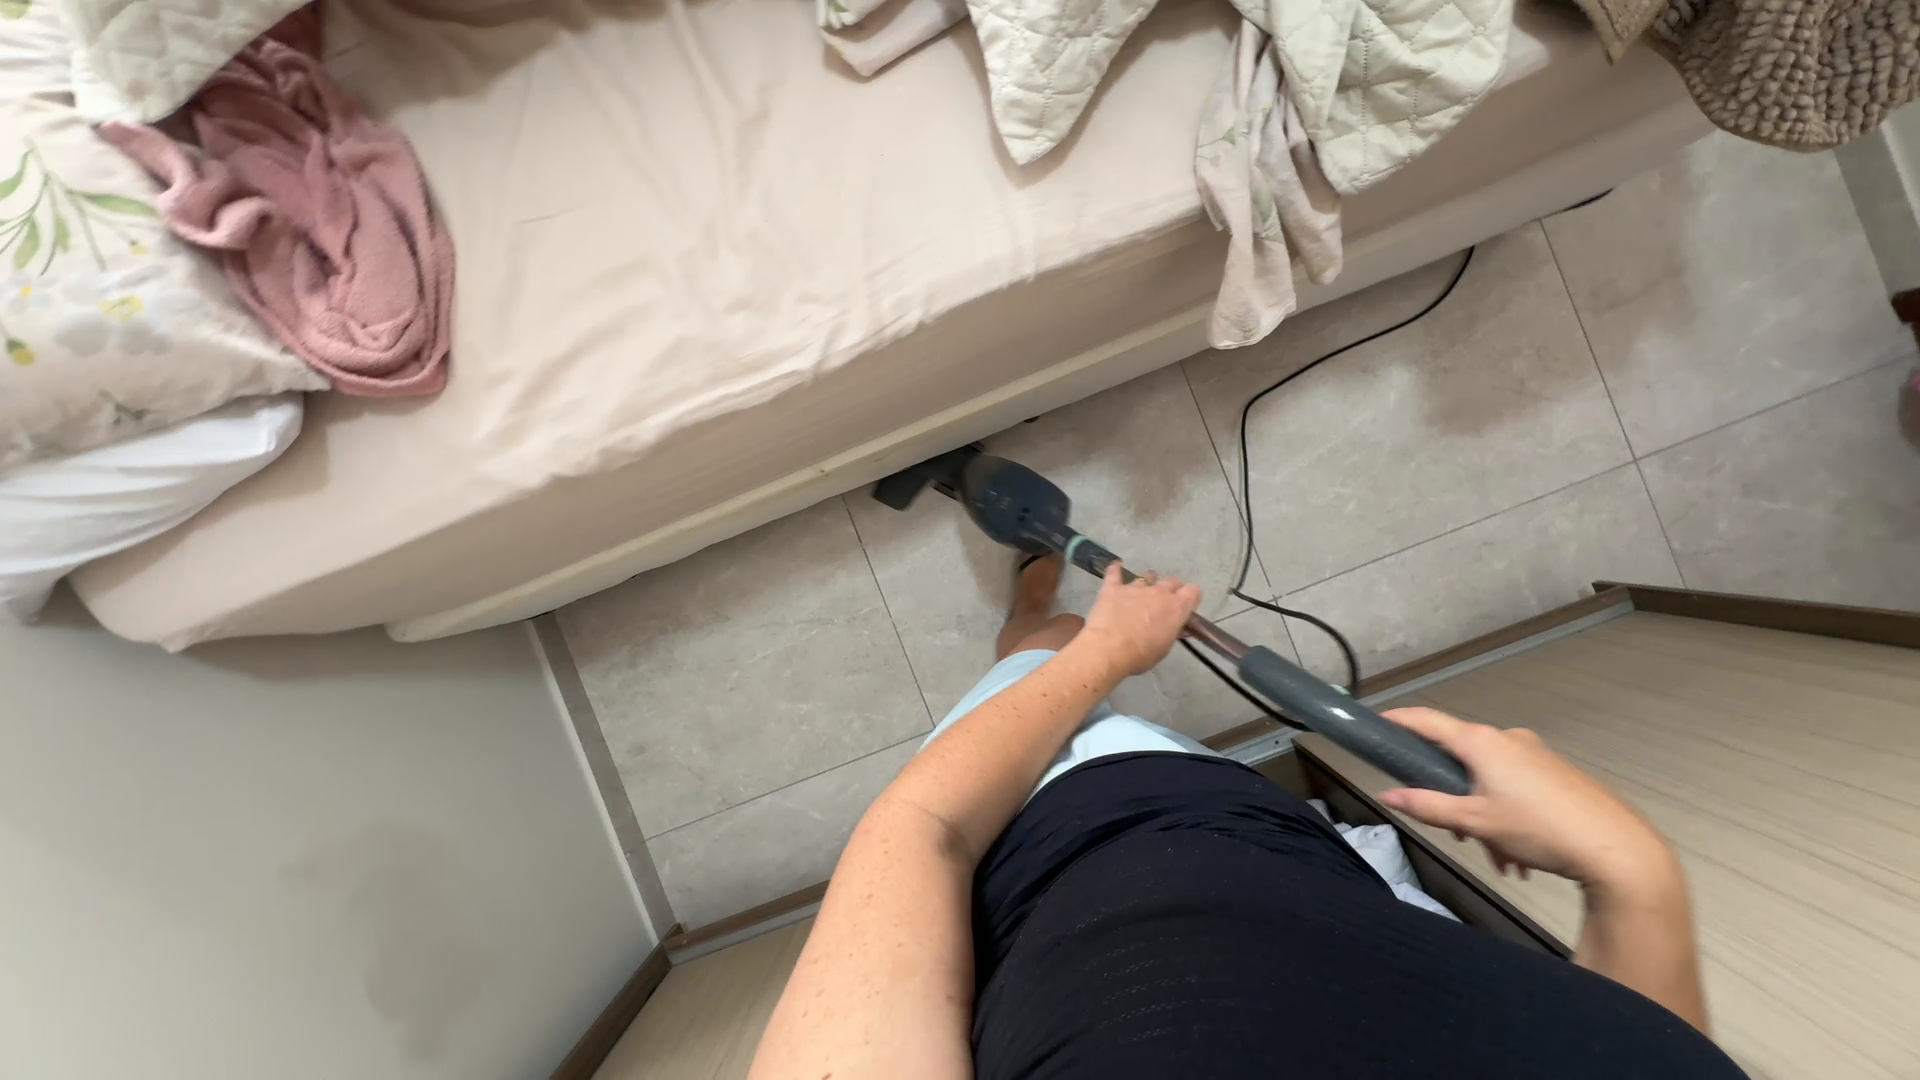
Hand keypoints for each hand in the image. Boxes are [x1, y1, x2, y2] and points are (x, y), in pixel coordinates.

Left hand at [1076, 562, 1201, 677]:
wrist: (1109, 649)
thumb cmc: (1140, 655)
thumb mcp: (1164, 647)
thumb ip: (1172, 631)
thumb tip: (1177, 627)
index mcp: (1176, 608)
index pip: (1193, 592)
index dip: (1191, 597)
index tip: (1186, 605)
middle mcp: (1158, 592)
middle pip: (1171, 581)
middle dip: (1171, 589)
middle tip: (1165, 601)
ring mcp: (1135, 588)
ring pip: (1146, 576)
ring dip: (1148, 581)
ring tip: (1143, 588)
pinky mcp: (1113, 588)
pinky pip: (1114, 573)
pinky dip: (1116, 569)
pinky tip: (1116, 565)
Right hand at [1376, 708, 1677, 892]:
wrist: (1621, 852)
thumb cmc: (1540, 830)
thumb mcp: (1475, 822)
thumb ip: (1427, 806)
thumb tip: (1386, 796)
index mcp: (1481, 742)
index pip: (1426, 720)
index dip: (1397, 719)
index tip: (1376, 722)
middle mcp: (1507, 738)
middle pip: (1458, 754)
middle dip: (1448, 792)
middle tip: (1452, 829)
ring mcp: (1535, 752)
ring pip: (1488, 775)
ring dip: (1481, 810)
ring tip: (1497, 855)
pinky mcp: (1557, 772)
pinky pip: (1515, 783)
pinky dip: (1506, 810)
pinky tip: (1519, 849)